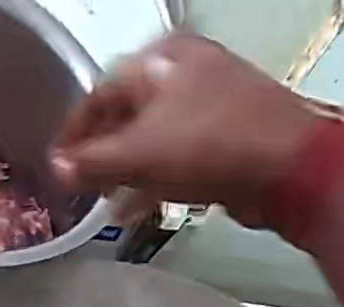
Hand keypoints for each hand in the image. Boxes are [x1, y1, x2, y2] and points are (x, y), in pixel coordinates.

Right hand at [50, 35, 324, 226]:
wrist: (286, 168)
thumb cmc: (211, 147)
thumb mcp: (140, 154)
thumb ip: (93, 162)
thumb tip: (57, 168)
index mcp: (160, 61)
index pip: (99, 93)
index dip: (74, 132)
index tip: (57, 162)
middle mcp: (184, 74)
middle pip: (126, 117)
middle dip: (101, 156)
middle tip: (81, 187)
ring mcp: (207, 106)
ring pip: (151, 140)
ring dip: (126, 174)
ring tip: (105, 203)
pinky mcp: (224, 139)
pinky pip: (175, 158)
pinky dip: (154, 181)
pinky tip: (137, 207)